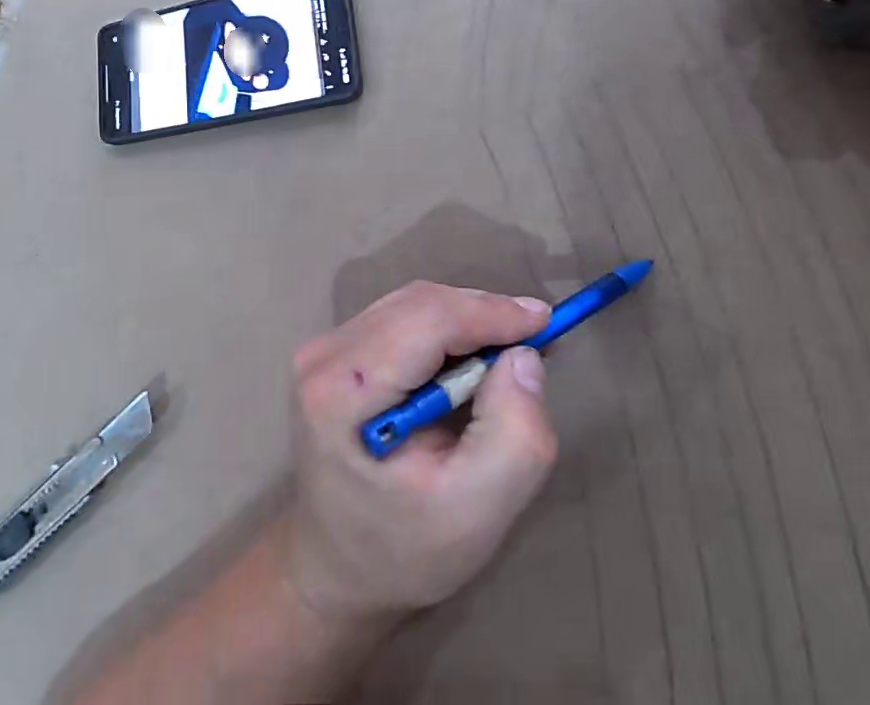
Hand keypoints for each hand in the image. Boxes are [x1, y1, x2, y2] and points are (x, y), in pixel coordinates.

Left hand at [276, 281, 558, 623]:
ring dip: (464, 320)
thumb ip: (513, 432)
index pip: (425, 319)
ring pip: (408, 306)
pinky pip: (397, 321)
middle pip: (416, 304)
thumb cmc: (403, 548)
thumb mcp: (477, 510)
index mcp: (343, 391)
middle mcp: (322, 357)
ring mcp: (321, 352)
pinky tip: (469, 358)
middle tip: (538, 338)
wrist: (334, 566)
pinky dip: (441, 330)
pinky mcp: (331, 357)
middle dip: (482, 313)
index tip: (548, 323)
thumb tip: (523, 356)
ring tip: (509, 349)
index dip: (489, 312)